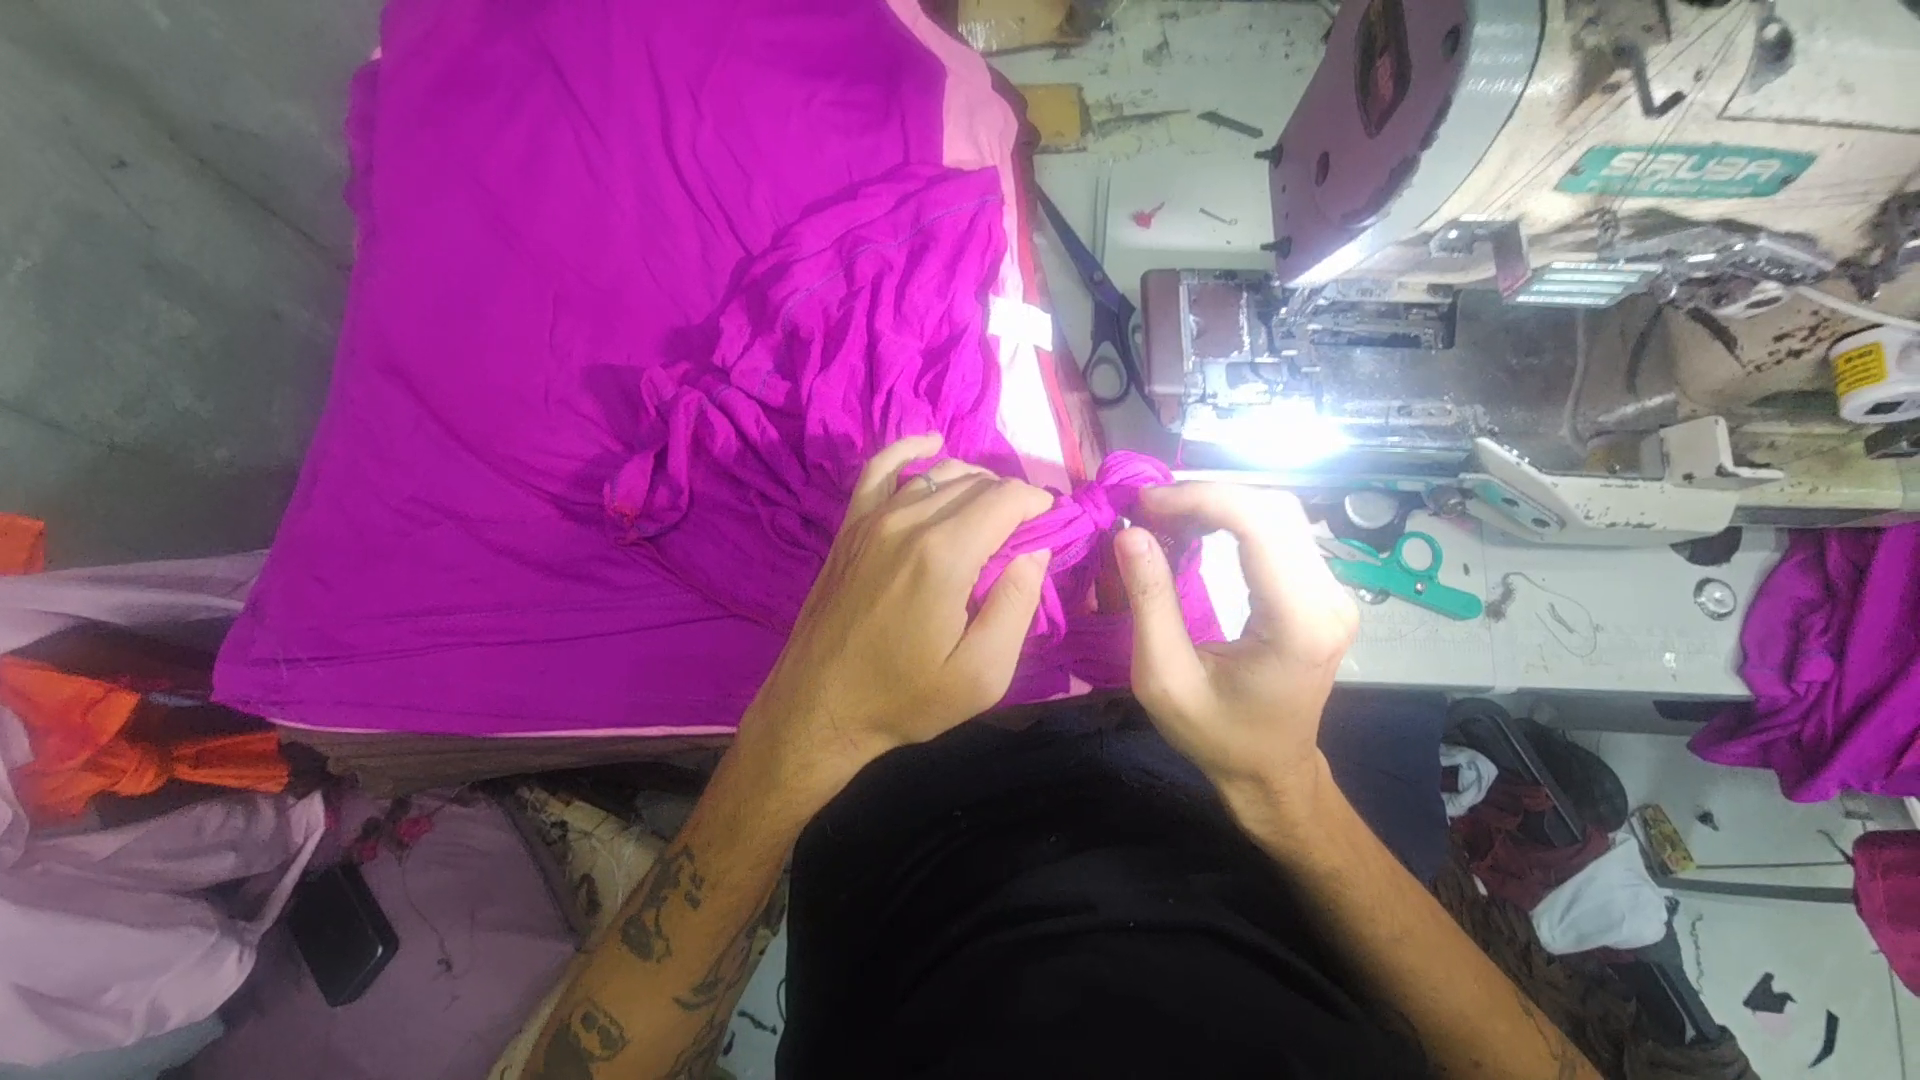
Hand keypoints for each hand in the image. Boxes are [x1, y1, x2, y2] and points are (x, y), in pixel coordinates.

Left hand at [736, 434, 1053, 807]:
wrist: (819, 707)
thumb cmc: (905, 698)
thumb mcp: (982, 674)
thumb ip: (1017, 605)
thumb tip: (1036, 551)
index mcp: (945, 554)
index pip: (1009, 498)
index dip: (1041, 508)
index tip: (1053, 531)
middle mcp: (908, 521)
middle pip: (978, 483)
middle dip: (1013, 500)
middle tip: (1027, 535)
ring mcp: (873, 519)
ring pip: (939, 474)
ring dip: (976, 484)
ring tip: (995, 514)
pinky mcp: (850, 527)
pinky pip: (880, 469)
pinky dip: (910, 450)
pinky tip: (931, 444)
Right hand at [1115, 483, 1357, 831]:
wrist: (1270, 770)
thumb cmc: (1217, 735)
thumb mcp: (1165, 678)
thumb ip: (1149, 602)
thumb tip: (1130, 533)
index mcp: (1297, 622)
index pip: (1259, 524)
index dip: (1199, 498)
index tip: (1144, 504)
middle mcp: (1328, 599)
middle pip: (1273, 509)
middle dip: (1205, 496)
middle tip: (1148, 510)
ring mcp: (1333, 593)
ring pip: (1279, 514)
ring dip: (1219, 505)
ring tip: (1165, 519)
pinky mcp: (1323, 592)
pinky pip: (1281, 534)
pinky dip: (1234, 522)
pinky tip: (1196, 532)